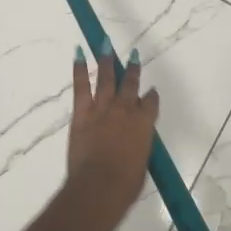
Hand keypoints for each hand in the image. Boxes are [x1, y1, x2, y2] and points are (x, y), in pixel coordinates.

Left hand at [67, 46, 159, 215]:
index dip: (151, 97)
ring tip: (106, 45)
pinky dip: (80, 68)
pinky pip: (81, 85)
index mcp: (144, 124)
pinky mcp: (83, 112)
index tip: (151, 92)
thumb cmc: (125, 184)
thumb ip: (139, 147)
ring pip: (107, 79)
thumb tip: (133, 144)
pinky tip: (78, 53)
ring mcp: (103, 108)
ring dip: (107, 61)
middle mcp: (125, 110)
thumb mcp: (142, 164)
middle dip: (133, 69)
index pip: (151, 103)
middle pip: (131, 84)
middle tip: (133, 55)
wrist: (99, 186)